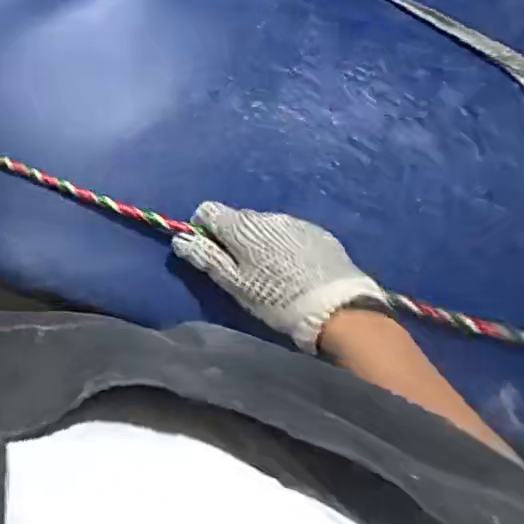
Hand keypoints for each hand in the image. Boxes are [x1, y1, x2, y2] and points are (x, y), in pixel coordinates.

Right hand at [171, 202, 389, 352]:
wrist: (342, 312)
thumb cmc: (277, 298)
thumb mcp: (233, 283)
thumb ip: (204, 256)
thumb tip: (180, 238)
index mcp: (240, 226)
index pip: (207, 210)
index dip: (203, 229)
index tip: (211, 251)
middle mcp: (267, 217)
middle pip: (237, 218)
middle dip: (233, 237)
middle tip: (242, 266)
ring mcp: (297, 223)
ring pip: (264, 226)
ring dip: (260, 241)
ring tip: (272, 269)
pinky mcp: (321, 234)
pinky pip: (289, 233)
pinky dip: (284, 245)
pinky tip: (295, 268)